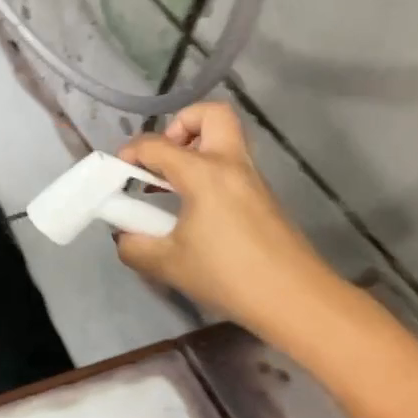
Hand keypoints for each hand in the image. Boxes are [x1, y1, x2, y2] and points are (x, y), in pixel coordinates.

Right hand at [115, 102, 338, 333]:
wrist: (300, 303)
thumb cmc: (230, 276)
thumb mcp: (167, 264)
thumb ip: (134, 245)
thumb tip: (125, 236)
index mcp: (204, 173)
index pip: (155, 145)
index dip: (129, 152)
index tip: (117, 175)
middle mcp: (231, 165)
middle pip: (211, 115)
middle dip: (180, 125)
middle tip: (163, 158)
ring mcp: (253, 180)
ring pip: (224, 140)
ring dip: (194, 150)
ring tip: (172, 186)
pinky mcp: (264, 199)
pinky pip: (231, 167)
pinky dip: (208, 174)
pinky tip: (193, 210)